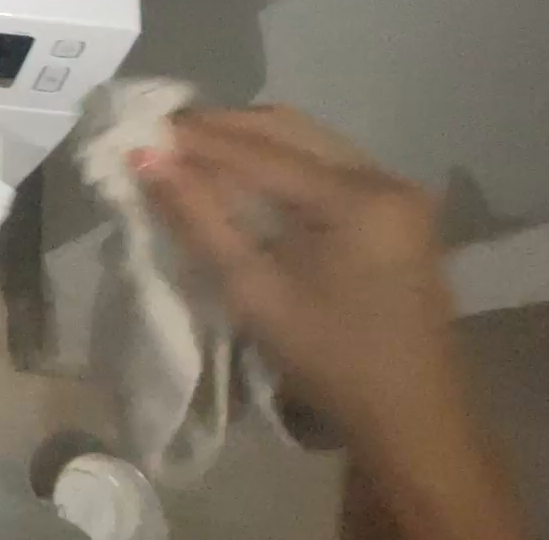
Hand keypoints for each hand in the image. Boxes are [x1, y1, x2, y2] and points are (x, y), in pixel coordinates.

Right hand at [134, 107, 524, 539]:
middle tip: (158, 139)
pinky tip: (231, 176)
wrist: (412, 422)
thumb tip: (142, 158)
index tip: (136, 132)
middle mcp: (383, 179)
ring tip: (184, 154)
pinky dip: (267, 159)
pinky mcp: (389, 209)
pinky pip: (316, 161)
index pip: (258, 150)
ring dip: (239, 140)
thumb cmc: (329, 358)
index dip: (192, 137)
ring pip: (299, 138)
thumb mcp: (250, 288)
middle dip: (216, 128)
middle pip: (283, 127)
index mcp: (359, 200)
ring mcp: (392, 192)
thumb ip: (195, 215)